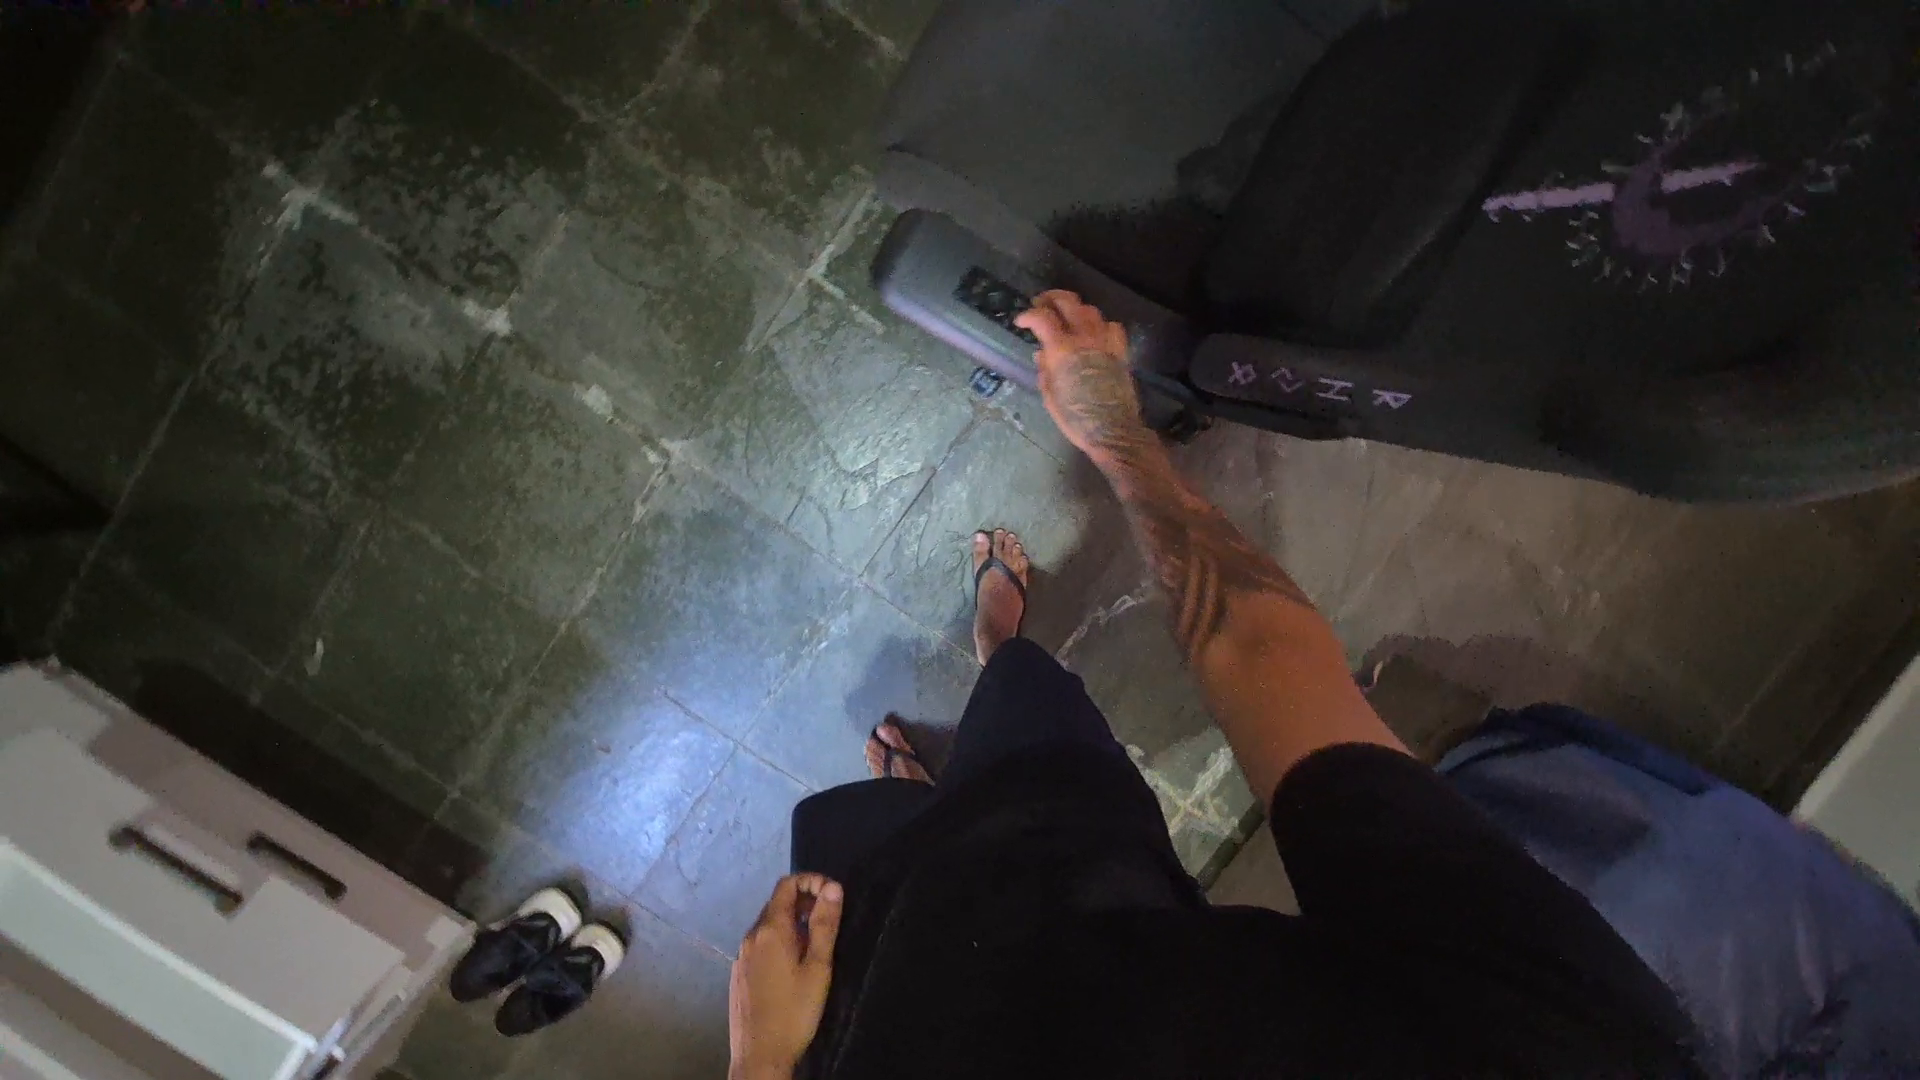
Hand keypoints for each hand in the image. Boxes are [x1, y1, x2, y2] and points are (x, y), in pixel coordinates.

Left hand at [729, 873, 843, 1079]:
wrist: (759, 1059)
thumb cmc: (794, 1012)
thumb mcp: (818, 967)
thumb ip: (825, 924)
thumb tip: (833, 887)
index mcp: (770, 929)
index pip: (787, 884)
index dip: (811, 881)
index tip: (832, 896)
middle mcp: (751, 936)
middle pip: (777, 903)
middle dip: (804, 902)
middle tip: (828, 921)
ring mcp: (741, 956)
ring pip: (768, 925)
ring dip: (792, 923)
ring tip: (814, 946)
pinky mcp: (738, 975)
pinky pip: (760, 944)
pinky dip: (779, 941)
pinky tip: (792, 967)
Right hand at [1014, 290, 1146, 467]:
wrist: (1111, 428)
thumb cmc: (1074, 417)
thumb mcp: (1049, 395)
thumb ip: (1044, 369)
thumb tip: (1043, 354)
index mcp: (1062, 349)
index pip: (1042, 317)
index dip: (1028, 315)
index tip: (1021, 322)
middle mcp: (1084, 337)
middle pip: (1068, 301)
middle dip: (1051, 298)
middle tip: (1042, 304)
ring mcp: (1105, 340)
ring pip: (1089, 309)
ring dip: (1074, 309)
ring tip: (1066, 317)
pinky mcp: (1120, 349)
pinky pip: (1110, 325)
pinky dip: (1098, 325)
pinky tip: (1093, 333)